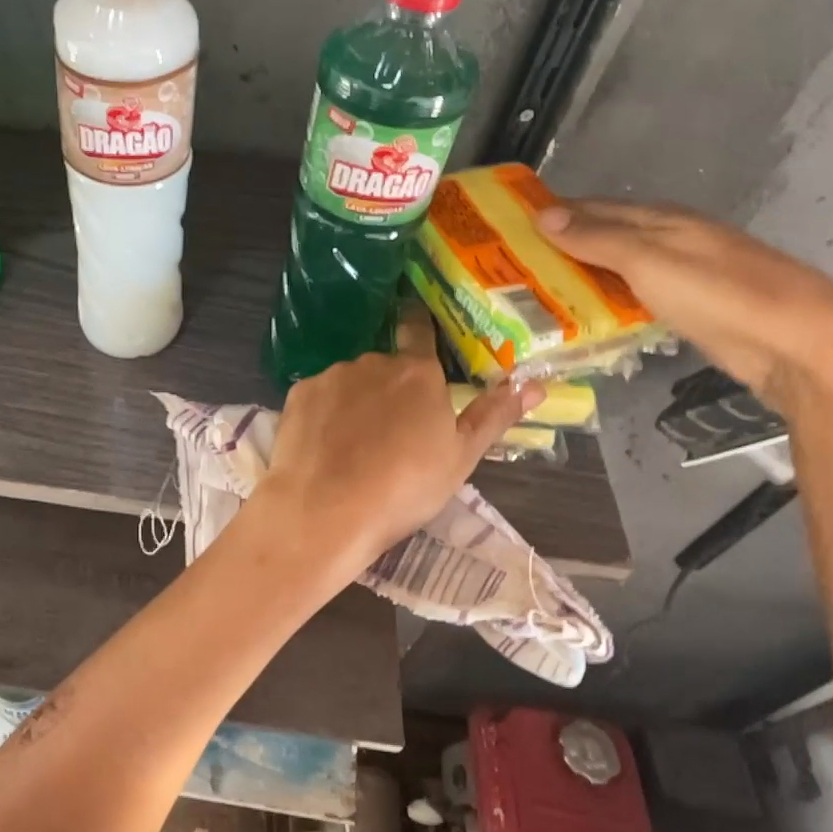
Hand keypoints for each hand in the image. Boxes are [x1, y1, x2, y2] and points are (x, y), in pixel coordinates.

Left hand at [248, 303, 544, 569]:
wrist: (325, 509)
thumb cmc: (405, 487)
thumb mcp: (462, 457)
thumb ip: (495, 415)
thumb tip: (535, 384)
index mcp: (417, 374)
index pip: (418, 331)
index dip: (419, 327)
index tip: (415, 323)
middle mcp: (372, 363)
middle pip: (385, 367)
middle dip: (389, 390)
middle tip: (391, 434)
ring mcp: (330, 377)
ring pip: (350, 383)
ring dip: (356, 403)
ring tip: (355, 448)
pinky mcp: (297, 395)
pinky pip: (318, 398)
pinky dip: (324, 416)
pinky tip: (325, 448)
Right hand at [536, 199, 832, 410]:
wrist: (800, 344)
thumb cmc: (720, 294)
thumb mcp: (649, 260)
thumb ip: (597, 238)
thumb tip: (542, 214)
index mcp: (662, 219)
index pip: (595, 208)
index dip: (555, 214)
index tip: (509, 227)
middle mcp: (672, 241)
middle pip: (606, 237)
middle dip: (563, 246)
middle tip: (513, 264)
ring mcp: (684, 277)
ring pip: (619, 270)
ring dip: (582, 277)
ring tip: (535, 292)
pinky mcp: (691, 311)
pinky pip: (634, 298)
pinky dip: (606, 301)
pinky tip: (585, 315)